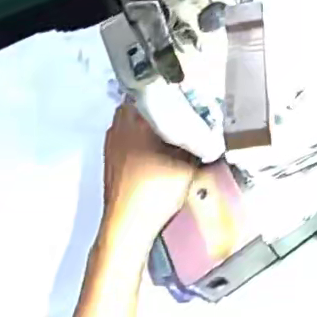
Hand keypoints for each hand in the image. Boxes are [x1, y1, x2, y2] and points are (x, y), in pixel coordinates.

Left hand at [101, 101, 196, 237]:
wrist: (128, 226)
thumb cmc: (156, 191)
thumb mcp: (188, 162)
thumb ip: (198, 139)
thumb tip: (206, 126)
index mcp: (137, 119)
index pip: (156, 90)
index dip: (174, 91)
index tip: (188, 97)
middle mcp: (120, 126)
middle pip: (140, 102)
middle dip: (159, 104)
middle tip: (179, 111)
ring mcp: (112, 142)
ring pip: (130, 118)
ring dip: (147, 119)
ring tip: (168, 129)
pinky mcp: (110, 159)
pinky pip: (125, 135)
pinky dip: (138, 136)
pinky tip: (154, 149)